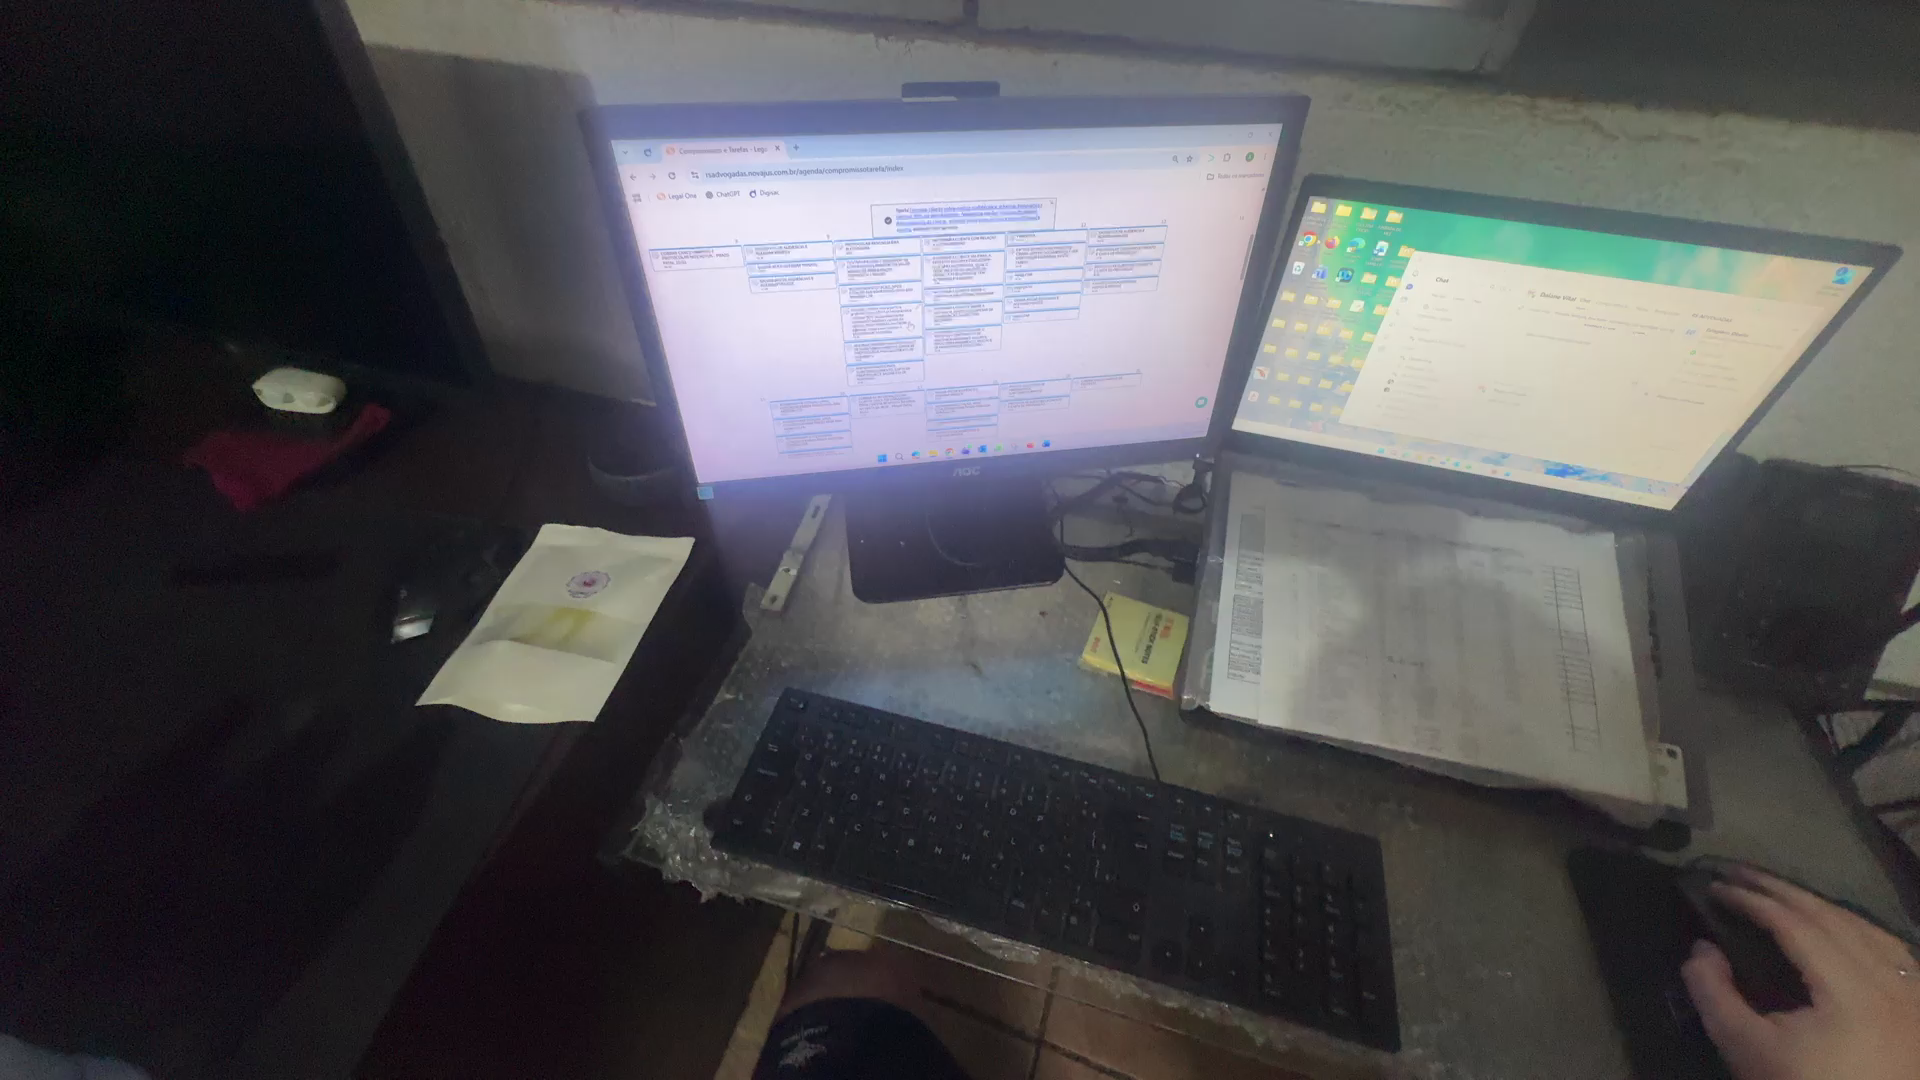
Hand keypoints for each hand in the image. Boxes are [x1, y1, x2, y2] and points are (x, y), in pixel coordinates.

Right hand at [1681, 865, 1919, 1079]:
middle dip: (1781, 889)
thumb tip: (1703, 948)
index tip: (1710, 885)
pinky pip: (1899, 957)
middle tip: (1735, 872)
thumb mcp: (1740, 1042)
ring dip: (1822, 905)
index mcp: (1855, 995)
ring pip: (1875, 934)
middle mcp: (1898, 991)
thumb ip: (1710, 987)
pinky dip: (1861, 931)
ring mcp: (1919, 1006)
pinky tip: (1837, 929)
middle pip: (1837, 920)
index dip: (1749, 898)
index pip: (1796, 925)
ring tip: (1781, 893)